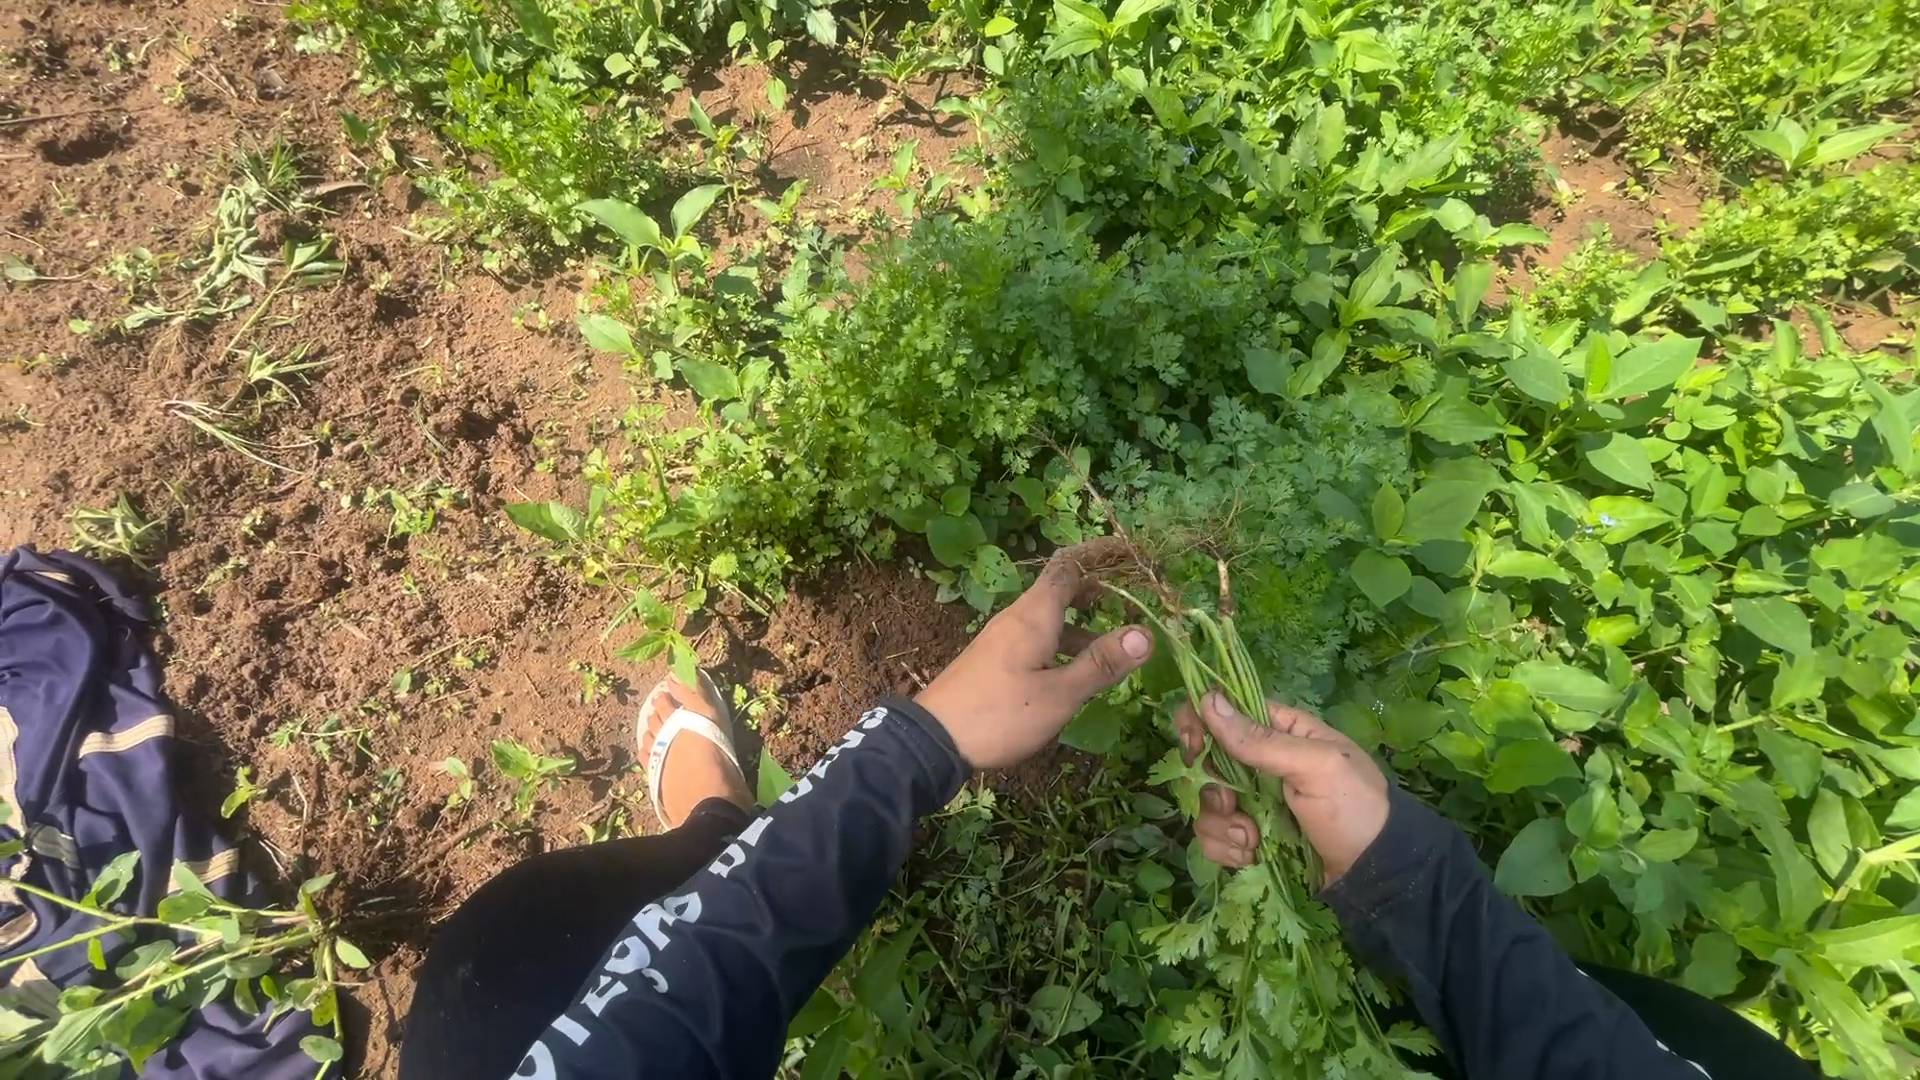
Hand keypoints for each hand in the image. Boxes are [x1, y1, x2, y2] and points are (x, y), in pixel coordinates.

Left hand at [916, 539, 1152, 769]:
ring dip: (1081, 625)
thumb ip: (1100, 664)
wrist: (934, 740)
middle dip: (1096, 593)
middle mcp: (1017, 618)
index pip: (1068, 567)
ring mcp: (1003, 639)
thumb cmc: (1000, 713)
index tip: (1130, 557)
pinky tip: (1074, 673)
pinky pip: (1036, 640)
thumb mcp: (1059, 695)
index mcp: (1034, 615)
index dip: (1099, 557)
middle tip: (1132, 603)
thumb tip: (1145, 633)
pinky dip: (1062, 645)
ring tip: (1114, 646)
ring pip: (1049, 619)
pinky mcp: (995, 660)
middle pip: (1060, 590)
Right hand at [1176, 691, 1389, 884]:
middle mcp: (1257, 762)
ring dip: (1222, 824)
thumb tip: (1207, 700)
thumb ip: (1260, 740)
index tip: (1195, 747)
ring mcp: (1251, 801)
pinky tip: (1252, 856)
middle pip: (1204, 760)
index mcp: (1277, 731)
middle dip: (1212, 787)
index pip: (1222, 711)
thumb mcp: (1315, 766)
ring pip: (1205, 802)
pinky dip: (1226, 849)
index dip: (1199, 723)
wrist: (1381, 878)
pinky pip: (1214, 836)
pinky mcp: (1248, 836)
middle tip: (1233, 805)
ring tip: (1253, 841)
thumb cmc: (1355, 809)